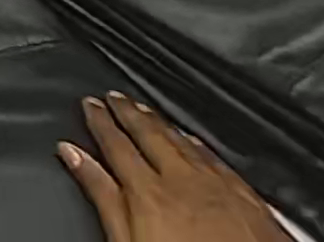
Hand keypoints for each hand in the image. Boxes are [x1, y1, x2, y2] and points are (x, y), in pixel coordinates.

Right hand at [58, 91, 288, 241]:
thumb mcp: (129, 241)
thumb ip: (101, 194)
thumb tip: (70, 152)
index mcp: (148, 190)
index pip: (116, 143)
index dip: (100, 120)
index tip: (90, 103)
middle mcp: (183, 181)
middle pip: (149, 135)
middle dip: (128, 113)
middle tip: (114, 96)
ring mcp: (221, 191)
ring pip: (184, 144)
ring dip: (160, 123)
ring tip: (145, 109)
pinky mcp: (253, 205)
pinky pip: (220, 163)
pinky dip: (200, 146)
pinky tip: (193, 140)